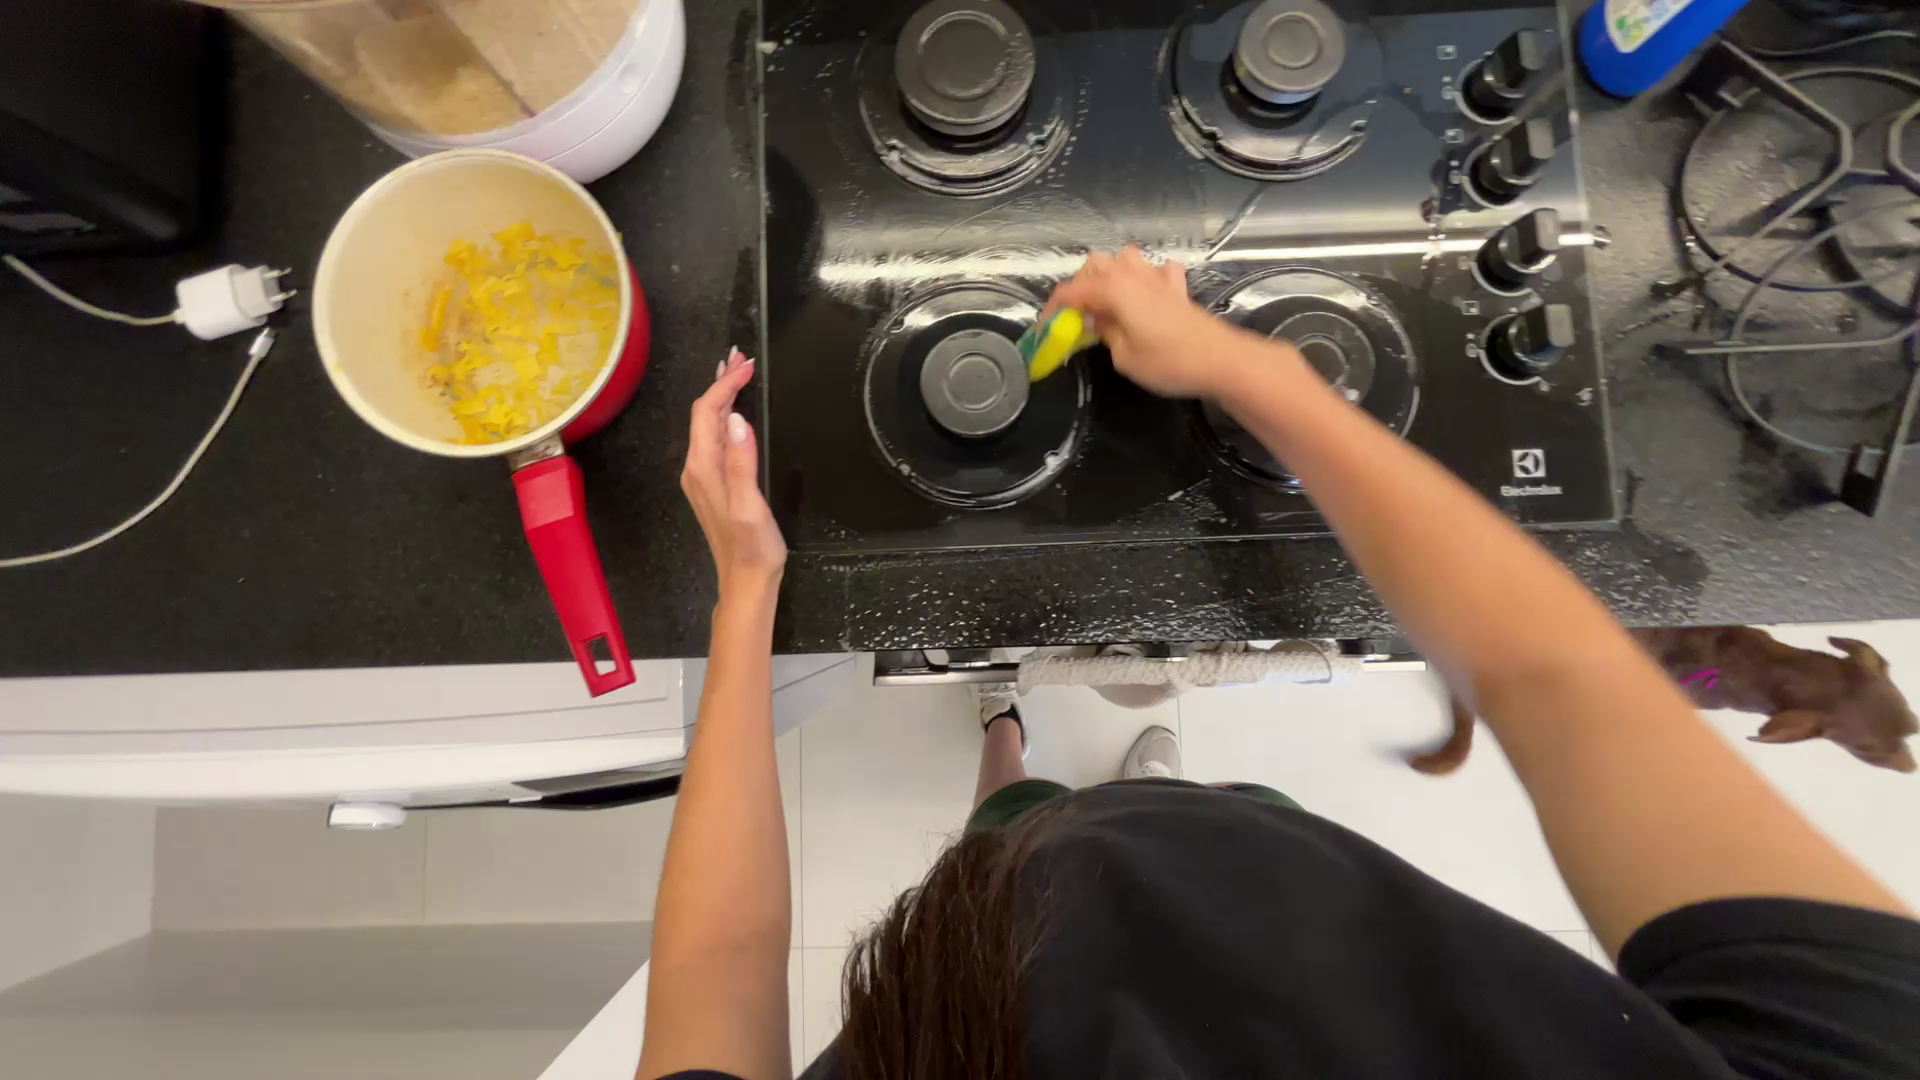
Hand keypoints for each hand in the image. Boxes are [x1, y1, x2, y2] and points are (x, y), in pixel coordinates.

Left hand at [681, 348, 786, 602]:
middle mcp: (697, 468)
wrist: (746, 580)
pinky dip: (725, 418)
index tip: (747, 364)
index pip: (708, 413)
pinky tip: (736, 414)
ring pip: (708, 426)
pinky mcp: (713, 485)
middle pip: (703, 415)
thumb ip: (741, 461)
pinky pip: (714, 439)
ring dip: (722, 398)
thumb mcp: (749, 504)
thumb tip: (736, 419)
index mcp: (703, 467)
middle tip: (741, 358)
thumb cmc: (753, 546)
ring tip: (739, 375)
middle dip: (722, 383)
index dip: (725, 385)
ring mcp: (703, 477)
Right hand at [1045, 246, 1247, 398]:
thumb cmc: (1167, 361)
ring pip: (1123, 259)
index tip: (1045, 330)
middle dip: (1080, 287)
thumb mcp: (1123, 356)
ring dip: (1110, 275)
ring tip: (1107, 304)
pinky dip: (1146, 279)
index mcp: (1113, 289)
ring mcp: (1157, 277)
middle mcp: (1133, 274)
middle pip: (1095, 264)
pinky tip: (1146, 297)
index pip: (1071, 291)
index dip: (1053, 310)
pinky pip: (1156, 271)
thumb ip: (1104, 333)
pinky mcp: (1177, 288)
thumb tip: (1095, 322)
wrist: (1219, 359)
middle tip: (1077, 318)